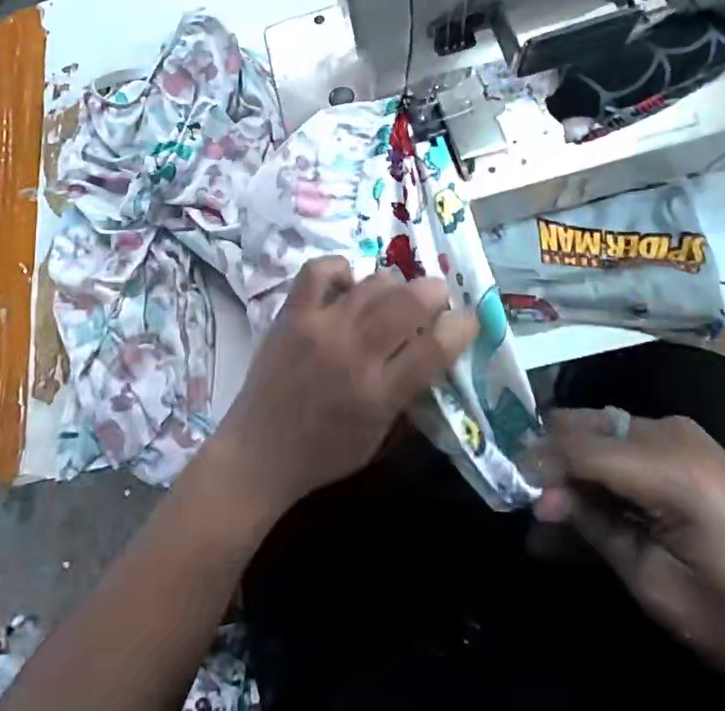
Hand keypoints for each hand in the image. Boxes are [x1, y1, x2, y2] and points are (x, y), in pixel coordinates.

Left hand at [210, 258, 477, 512]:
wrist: (257, 454)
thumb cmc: (324, 453)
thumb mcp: (380, 435)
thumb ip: (410, 392)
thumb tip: (437, 351)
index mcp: (380, 394)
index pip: (435, 346)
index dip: (461, 326)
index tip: (467, 320)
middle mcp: (354, 354)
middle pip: (409, 302)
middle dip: (434, 293)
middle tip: (434, 299)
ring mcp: (320, 329)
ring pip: (374, 283)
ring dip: (395, 285)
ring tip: (393, 296)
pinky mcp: (291, 315)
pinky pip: (319, 271)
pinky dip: (341, 269)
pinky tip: (349, 284)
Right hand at [533, 410, 724, 709]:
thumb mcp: (657, 584)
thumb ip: (596, 528)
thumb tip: (543, 500)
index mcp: (670, 466)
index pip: (577, 444)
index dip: (536, 466)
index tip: (506, 492)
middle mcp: (674, 433)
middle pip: (586, 426)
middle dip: (551, 462)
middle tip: (531, 510)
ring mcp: (685, 436)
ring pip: (601, 432)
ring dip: (573, 469)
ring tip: (553, 521)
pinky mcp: (691, 449)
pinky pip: (628, 446)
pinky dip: (602, 472)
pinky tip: (588, 510)